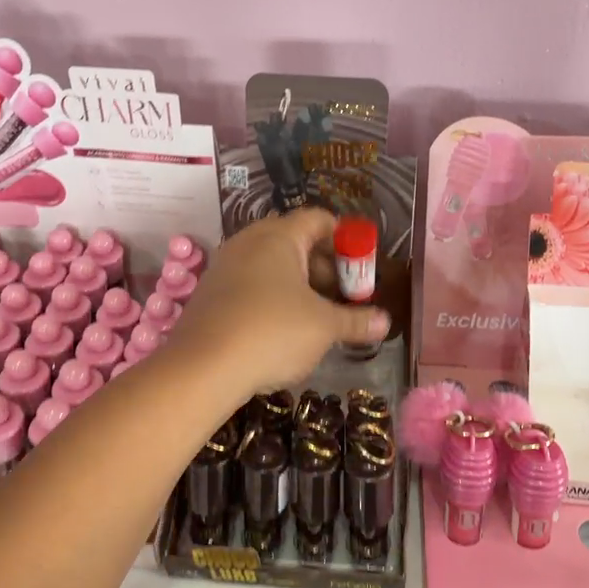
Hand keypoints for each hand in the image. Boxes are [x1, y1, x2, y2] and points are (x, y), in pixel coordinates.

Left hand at [167, 208, 389, 396]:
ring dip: (297, 284)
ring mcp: (225, 266)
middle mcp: (249, 241)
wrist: (202, 368)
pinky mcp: (210, 293)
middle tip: (342, 296)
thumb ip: (356, 321)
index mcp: (279, 236)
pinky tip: (280, 328)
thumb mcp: (324, 328)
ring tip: (315, 315)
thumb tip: (386, 322)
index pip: (318, 219)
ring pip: (270, 264)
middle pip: (294, 240)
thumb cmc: (272, 333)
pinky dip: (270, 296)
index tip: (360, 267)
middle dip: (323, 266)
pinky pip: (249, 283)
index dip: (344, 239)